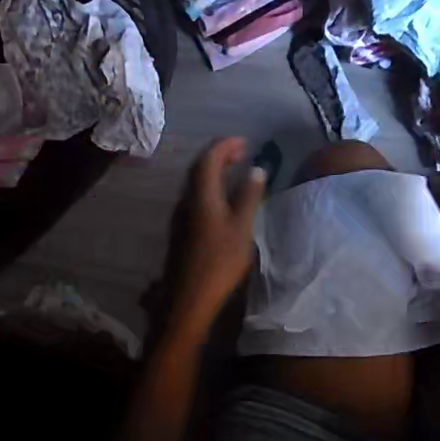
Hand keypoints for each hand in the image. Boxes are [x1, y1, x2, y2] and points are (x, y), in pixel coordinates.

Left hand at [169, 136, 266, 324]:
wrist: (188, 298)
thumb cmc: (219, 262)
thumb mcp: (242, 228)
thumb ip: (249, 197)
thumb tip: (257, 169)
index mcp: (201, 196)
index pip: (209, 158)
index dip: (226, 145)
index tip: (246, 142)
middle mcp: (186, 200)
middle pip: (199, 168)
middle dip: (219, 155)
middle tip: (242, 152)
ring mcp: (182, 216)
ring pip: (196, 183)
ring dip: (214, 170)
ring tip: (235, 170)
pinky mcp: (183, 230)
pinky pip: (196, 196)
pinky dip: (211, 187)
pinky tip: (224, 198)